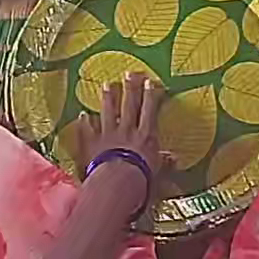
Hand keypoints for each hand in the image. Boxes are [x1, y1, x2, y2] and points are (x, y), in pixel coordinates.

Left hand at [46, 73, 164, 258]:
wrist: (116, 185)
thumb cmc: (141, 181)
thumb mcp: (158, 173)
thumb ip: (165, 164)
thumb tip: (175, 158)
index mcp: (146, 136)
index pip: (150, 110)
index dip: (151, 95)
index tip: (151, 81)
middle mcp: (127, 130)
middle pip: (130, 105)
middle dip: (131, 88)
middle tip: (130, 73)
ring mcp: (108, 134)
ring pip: (108, 112)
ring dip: (109, 98)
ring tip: (107, 84)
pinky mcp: (91, 143)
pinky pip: (88, 130)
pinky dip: (85, 122)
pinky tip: (83, 114)